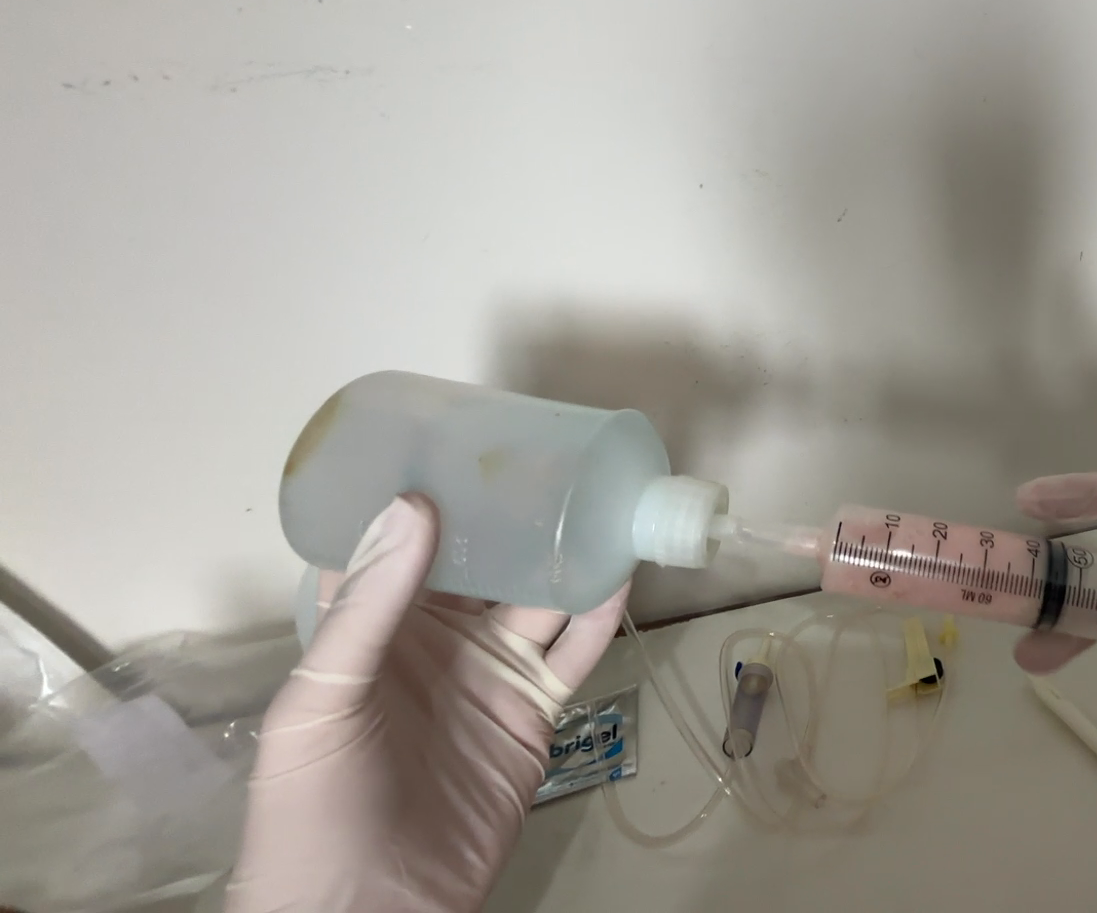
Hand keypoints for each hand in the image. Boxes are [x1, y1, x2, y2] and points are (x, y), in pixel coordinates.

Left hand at [226, 494, 628, 912]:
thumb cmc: (317, 807)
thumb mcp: (324, 701)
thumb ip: (369, 607)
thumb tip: (414, 505)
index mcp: (374, 631)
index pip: (403, 547)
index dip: (429, 497)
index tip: (462, 446)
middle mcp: (438, 639)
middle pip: (487, 564)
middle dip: (517, 519)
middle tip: (555, 465)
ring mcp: (491, 670)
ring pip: (540, 597)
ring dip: (570, 556)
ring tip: (603, 506)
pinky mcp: (534, 704)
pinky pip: (574, 647)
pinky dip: (599, 611)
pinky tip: (621, 574)